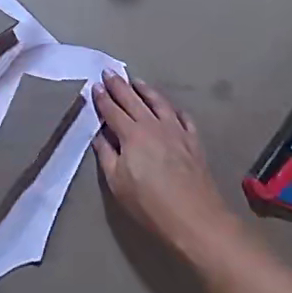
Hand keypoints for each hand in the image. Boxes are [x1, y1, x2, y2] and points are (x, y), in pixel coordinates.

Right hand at [91, 73, 232, 253]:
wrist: (196, 219)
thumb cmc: (149, 204)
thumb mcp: (117, 183)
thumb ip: (106, 154)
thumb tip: (100, 135)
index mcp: (131, 135)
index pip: (112, 111)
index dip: (102, 98)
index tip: (96, 86)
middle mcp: (153, 126)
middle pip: (133, 100)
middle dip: (119, 85)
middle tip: (110, 72)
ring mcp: (176, 132)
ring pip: (159, 103)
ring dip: (146, 90)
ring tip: (137, 81)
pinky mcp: (194, 142)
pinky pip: (183, 117)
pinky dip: (173, 108)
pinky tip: (170, 107)